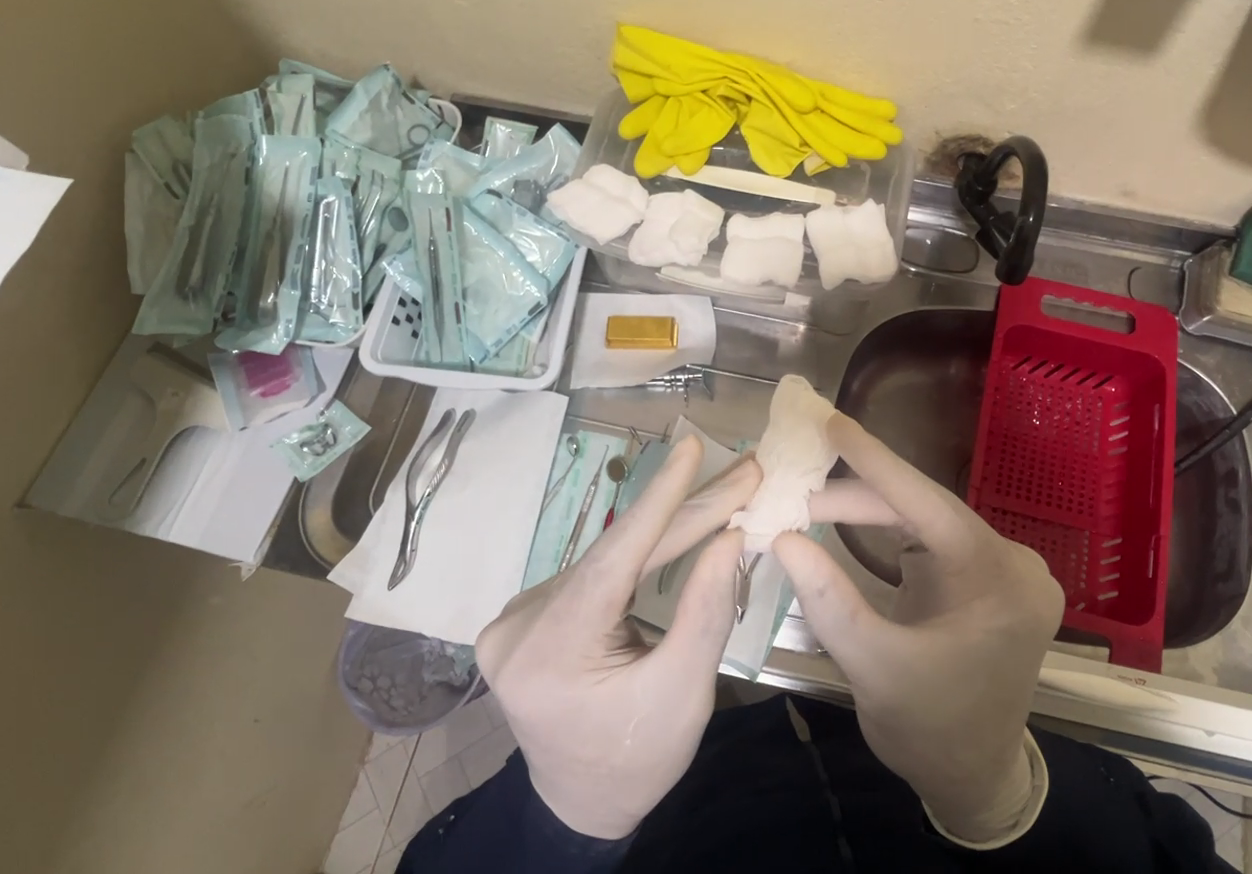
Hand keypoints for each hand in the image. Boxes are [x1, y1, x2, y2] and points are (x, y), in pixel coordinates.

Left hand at [476, 438, 760, 839]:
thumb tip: (730, 535)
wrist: (582, 806)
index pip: (614, 558)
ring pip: (605, 560)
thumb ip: (706, 613)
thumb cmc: (639, 759)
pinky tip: (676, 530)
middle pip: (615, 555)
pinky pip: (592, 575)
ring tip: (719, 495)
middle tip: (738, 473)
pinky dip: (637, 555)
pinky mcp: (522, 617)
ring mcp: (513, 620)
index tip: (691, 446)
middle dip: (682, 514)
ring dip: (664, 529)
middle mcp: (517, 626)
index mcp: (550, 654)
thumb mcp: (684, 694)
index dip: (661, 498)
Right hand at [774, 415, 1063, 844]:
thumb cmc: (928, 728)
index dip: (874, 458)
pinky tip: (845, 524)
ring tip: (806, 505)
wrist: (972, 777)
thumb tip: (783, 536)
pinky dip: (885, 533)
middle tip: (792, 486)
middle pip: (923, 509)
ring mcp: (1001, 570)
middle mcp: (1012, 564)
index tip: (829, 419)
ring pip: (922, 521)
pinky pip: (929, 540)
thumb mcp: (872, 666)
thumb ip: (827, 599)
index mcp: (997, 581)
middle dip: (855, 497)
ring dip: (866, 514)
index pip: (928, 503)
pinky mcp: (983, 579)